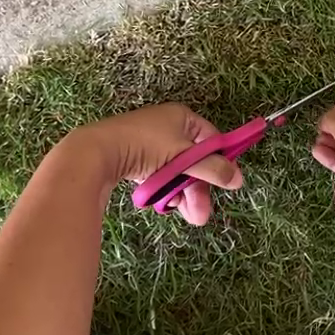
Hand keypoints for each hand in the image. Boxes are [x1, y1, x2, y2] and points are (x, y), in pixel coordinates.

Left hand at [71, 103, 243, 224]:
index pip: (211, 140)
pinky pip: (160, 176)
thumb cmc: (145, 146)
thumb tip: (238, 179)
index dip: (220, 162)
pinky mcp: (136, 159)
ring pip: (177, 172)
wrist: (96, 153)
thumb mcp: (184, 157)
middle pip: (194, 161)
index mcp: (182, 117)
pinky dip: (165, 190)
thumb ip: (213, 169)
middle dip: (198, 188)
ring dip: (183, 194)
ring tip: (187, 216)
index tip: (225, 184)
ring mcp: (151, 144)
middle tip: (201, 214)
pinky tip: (163, 205)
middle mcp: (169, 127)